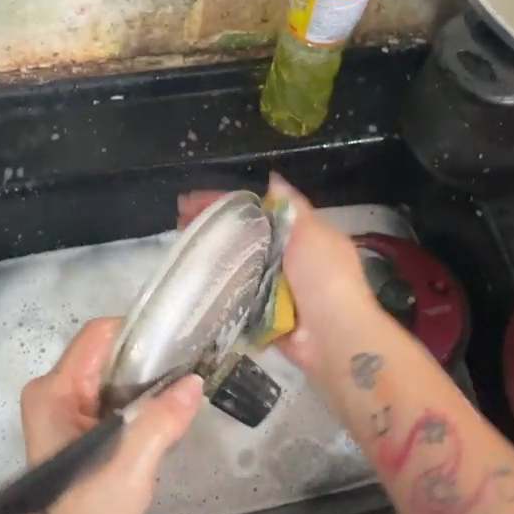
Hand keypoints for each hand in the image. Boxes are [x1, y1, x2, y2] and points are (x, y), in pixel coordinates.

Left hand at [20, 318, 201, 513]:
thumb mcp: (130, 466)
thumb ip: (161, 421)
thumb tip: (195, 382)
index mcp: (55, 391)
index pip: (100, 335)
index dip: (141, 334)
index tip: (181, 344)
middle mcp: (56, 393)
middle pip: (111, 354)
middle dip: (151, 363)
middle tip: (190, 375)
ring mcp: (67, 412)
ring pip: (118, 378)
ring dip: (150, 387)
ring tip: (182, 398)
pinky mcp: (81, 430)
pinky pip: (118, 401)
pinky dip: (142, 407)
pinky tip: (165, 421)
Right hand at [176, 174, 377, 372]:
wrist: (333, 336)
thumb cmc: (325, 277)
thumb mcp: (312, 232)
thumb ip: (291, 207)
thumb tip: (273, 178)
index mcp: (301, 236)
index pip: (258, 211)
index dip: (226, 204)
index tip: (193, 201)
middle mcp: (287, 260)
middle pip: (244, 238)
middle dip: (214, 229)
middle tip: (180, 224)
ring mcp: (274, 289)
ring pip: (237, 267)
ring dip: (212, 259)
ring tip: (181, 249)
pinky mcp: (262, 315)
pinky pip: (237, 297)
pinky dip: (219, 290)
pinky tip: (194, 282)